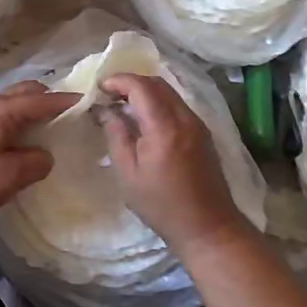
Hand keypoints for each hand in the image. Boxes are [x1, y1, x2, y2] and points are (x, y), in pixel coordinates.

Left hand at [0, 81, 77, 217]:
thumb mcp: (11, 176)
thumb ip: (37, 162)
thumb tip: (45, 155)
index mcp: (5, 111)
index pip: (44, 100)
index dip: (67, 101)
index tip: (89, 102)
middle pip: (28, 91)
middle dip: (51, 97)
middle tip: (70, 113)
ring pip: (15, 100)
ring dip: (34, 107)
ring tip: (51, 124)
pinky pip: (5, 112)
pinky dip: (21, 116)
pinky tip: (25, 135)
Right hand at [98, 73, 252, 254]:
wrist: (207, 226)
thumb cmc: (161, 204)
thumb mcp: (128, 173)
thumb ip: (116, 135)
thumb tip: (105, 109)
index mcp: (165, 126)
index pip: (141, 86)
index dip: (118, 80)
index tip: (99, 87)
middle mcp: (185, 117)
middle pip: (157, 83)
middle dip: (131, 82)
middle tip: (108, 94)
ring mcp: (197, 123)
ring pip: (170, 92)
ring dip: (146, 91)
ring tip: (123, 105)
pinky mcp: (203, 132)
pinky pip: (178, 105)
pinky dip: (159, 102)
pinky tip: (144, 118)